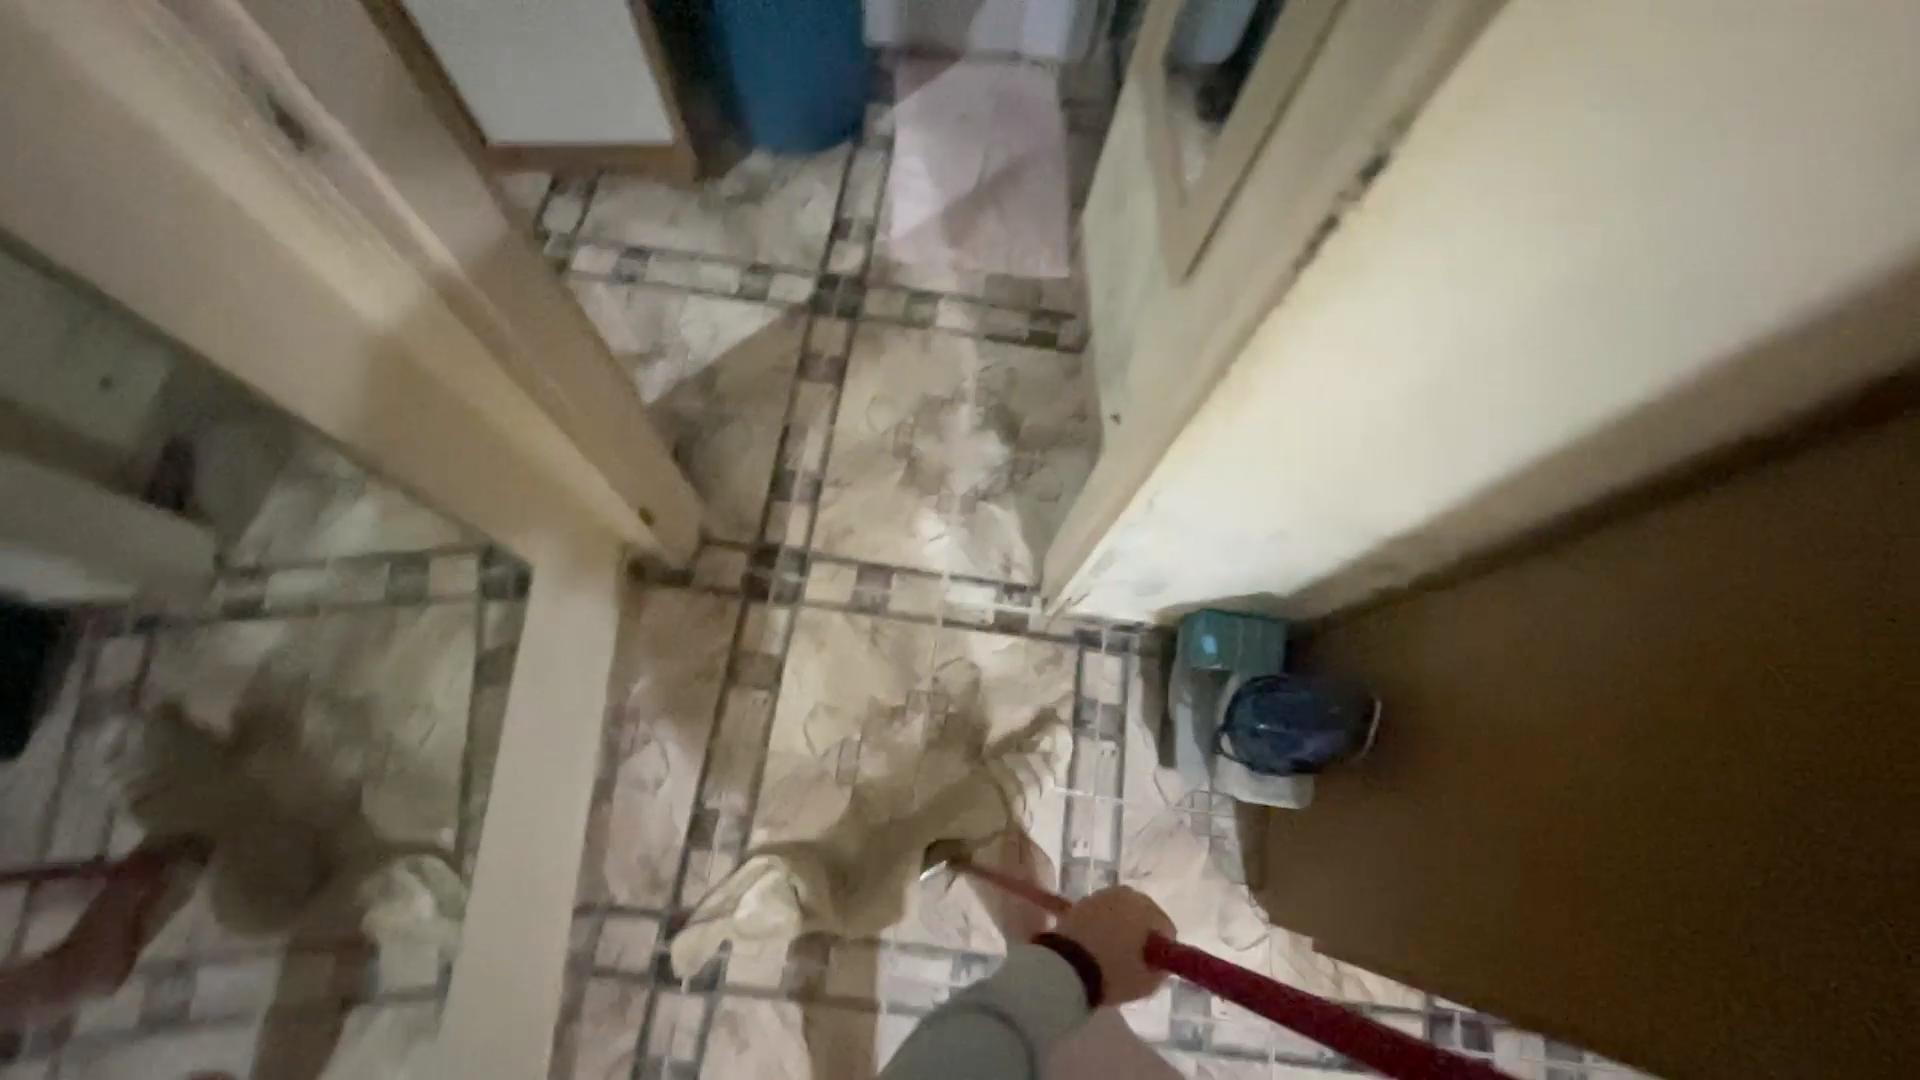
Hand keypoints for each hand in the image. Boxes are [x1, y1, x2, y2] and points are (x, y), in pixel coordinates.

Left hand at [1052, 886, 1174, 1004]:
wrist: (1066, 966)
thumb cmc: (1113, 972)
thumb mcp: (1148, 982)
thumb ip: (1160, 967)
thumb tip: (1159, 960)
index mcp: (1146, 909)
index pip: (1166, 927)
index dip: (1163, 948)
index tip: (1154, 965)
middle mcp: (1125, 894)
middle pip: (1144, 913)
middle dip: (1143, 932)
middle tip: (1136, 958)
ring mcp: (1101, 895)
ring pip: (1122, 911)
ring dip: (1123, 925)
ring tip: (1115, 951)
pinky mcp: (1081, 901)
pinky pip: (1102, 913)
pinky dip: (1104, 924)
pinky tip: (1099, 944)